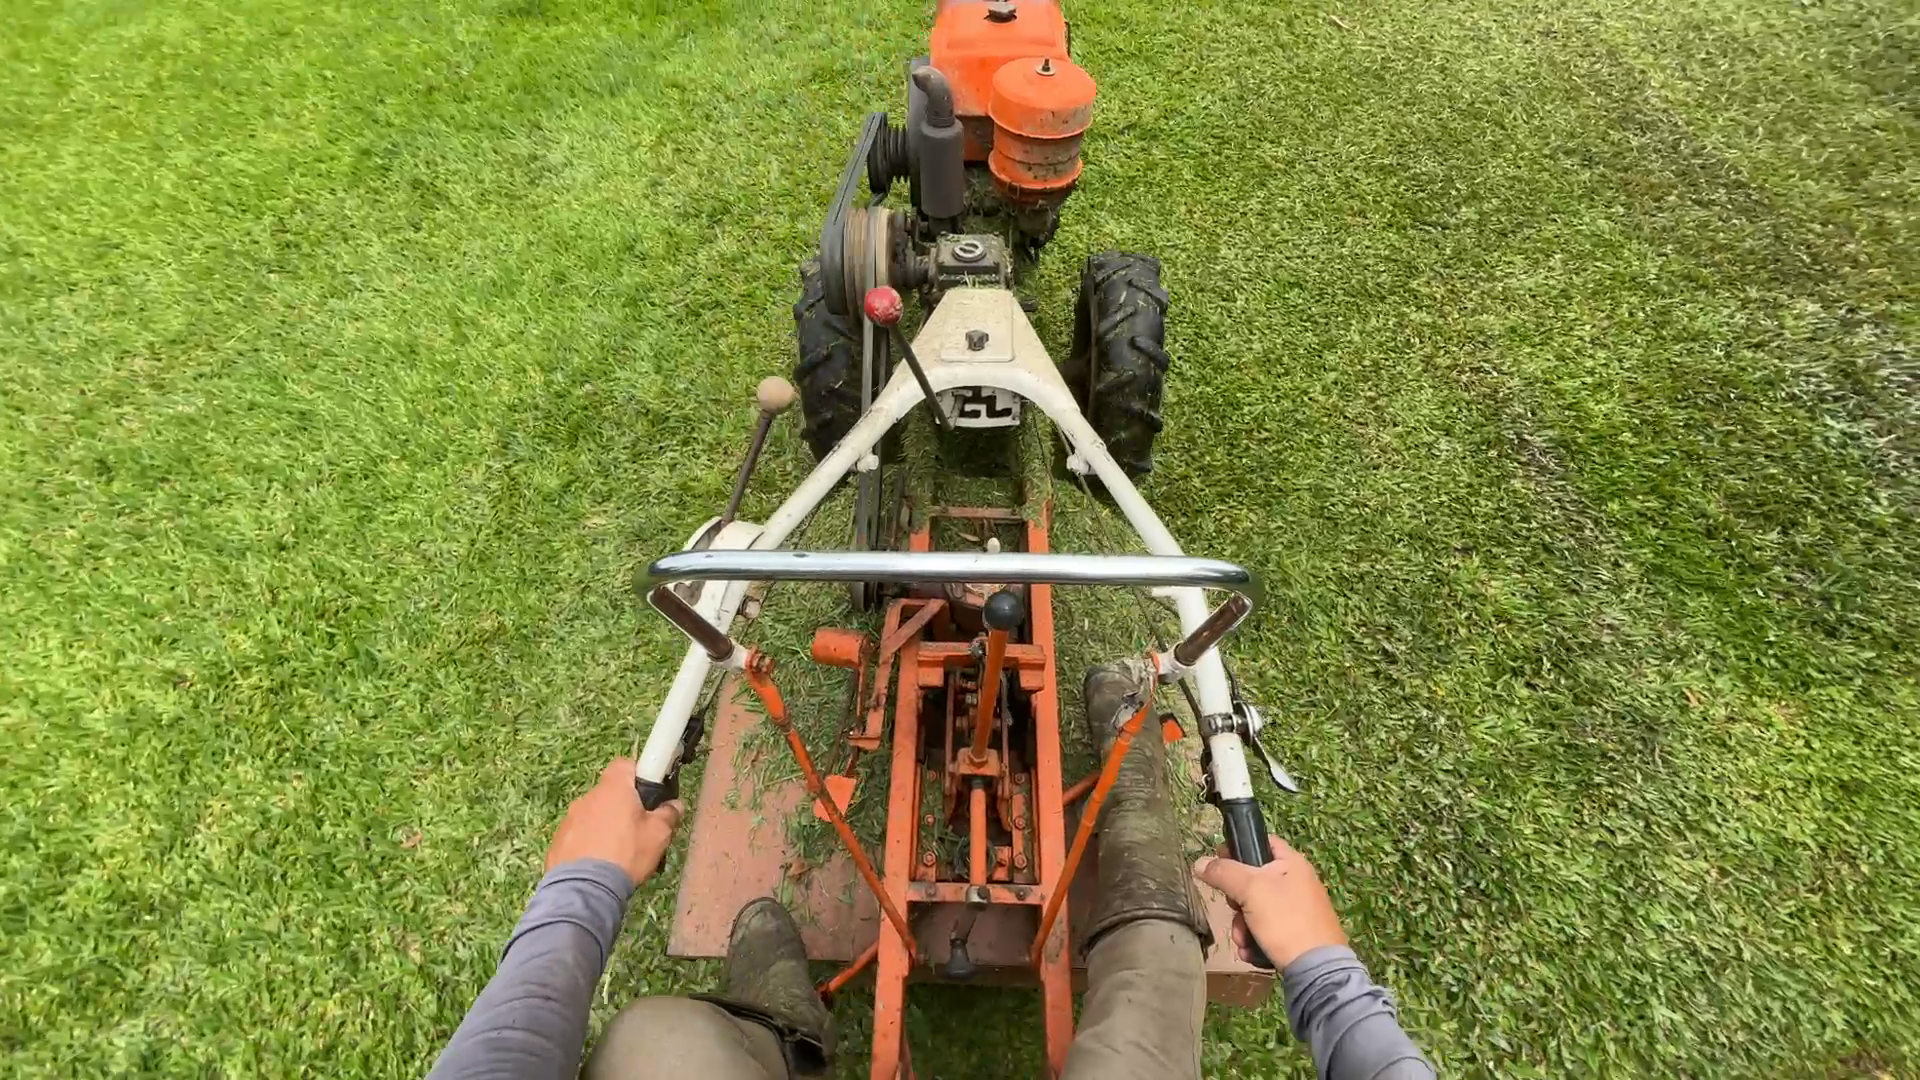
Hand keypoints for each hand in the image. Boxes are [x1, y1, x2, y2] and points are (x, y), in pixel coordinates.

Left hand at [545, 758, 686, 887]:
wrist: (584, 891)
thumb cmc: (626, 853)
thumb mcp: (659, 834)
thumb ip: (669, 814)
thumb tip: (674, 805)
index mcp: (614, 788)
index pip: (624, 764)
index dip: (638, 774)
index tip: (648, 793)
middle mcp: (588, 798)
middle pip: (609, 792)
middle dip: (623, 806)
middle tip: (638, 827)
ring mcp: (568, 820)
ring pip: (593, 815)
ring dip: (604, 825)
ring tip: (617, 852)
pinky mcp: (557, 843)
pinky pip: (578, 835)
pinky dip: (588, 844)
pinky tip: (598, 864)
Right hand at [1193, 834, 1346, 969]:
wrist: (1319, 973)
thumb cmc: (1286, 920)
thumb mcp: (1250, 890)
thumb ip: (1222, 872)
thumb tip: (1199, 863)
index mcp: (1292, 863)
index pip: (1260, 841)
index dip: (1238, 847)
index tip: (1220, 862)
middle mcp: (1297, 882)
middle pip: (1253, 878)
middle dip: (1236, 898)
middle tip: (1234, 907)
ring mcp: (1298, 910)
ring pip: (1256, 906)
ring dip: (1242, 923)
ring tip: (1242, 940)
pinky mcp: (1297, 934)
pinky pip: (1267, 927)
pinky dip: (1254, 938)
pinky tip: (1250, 951)